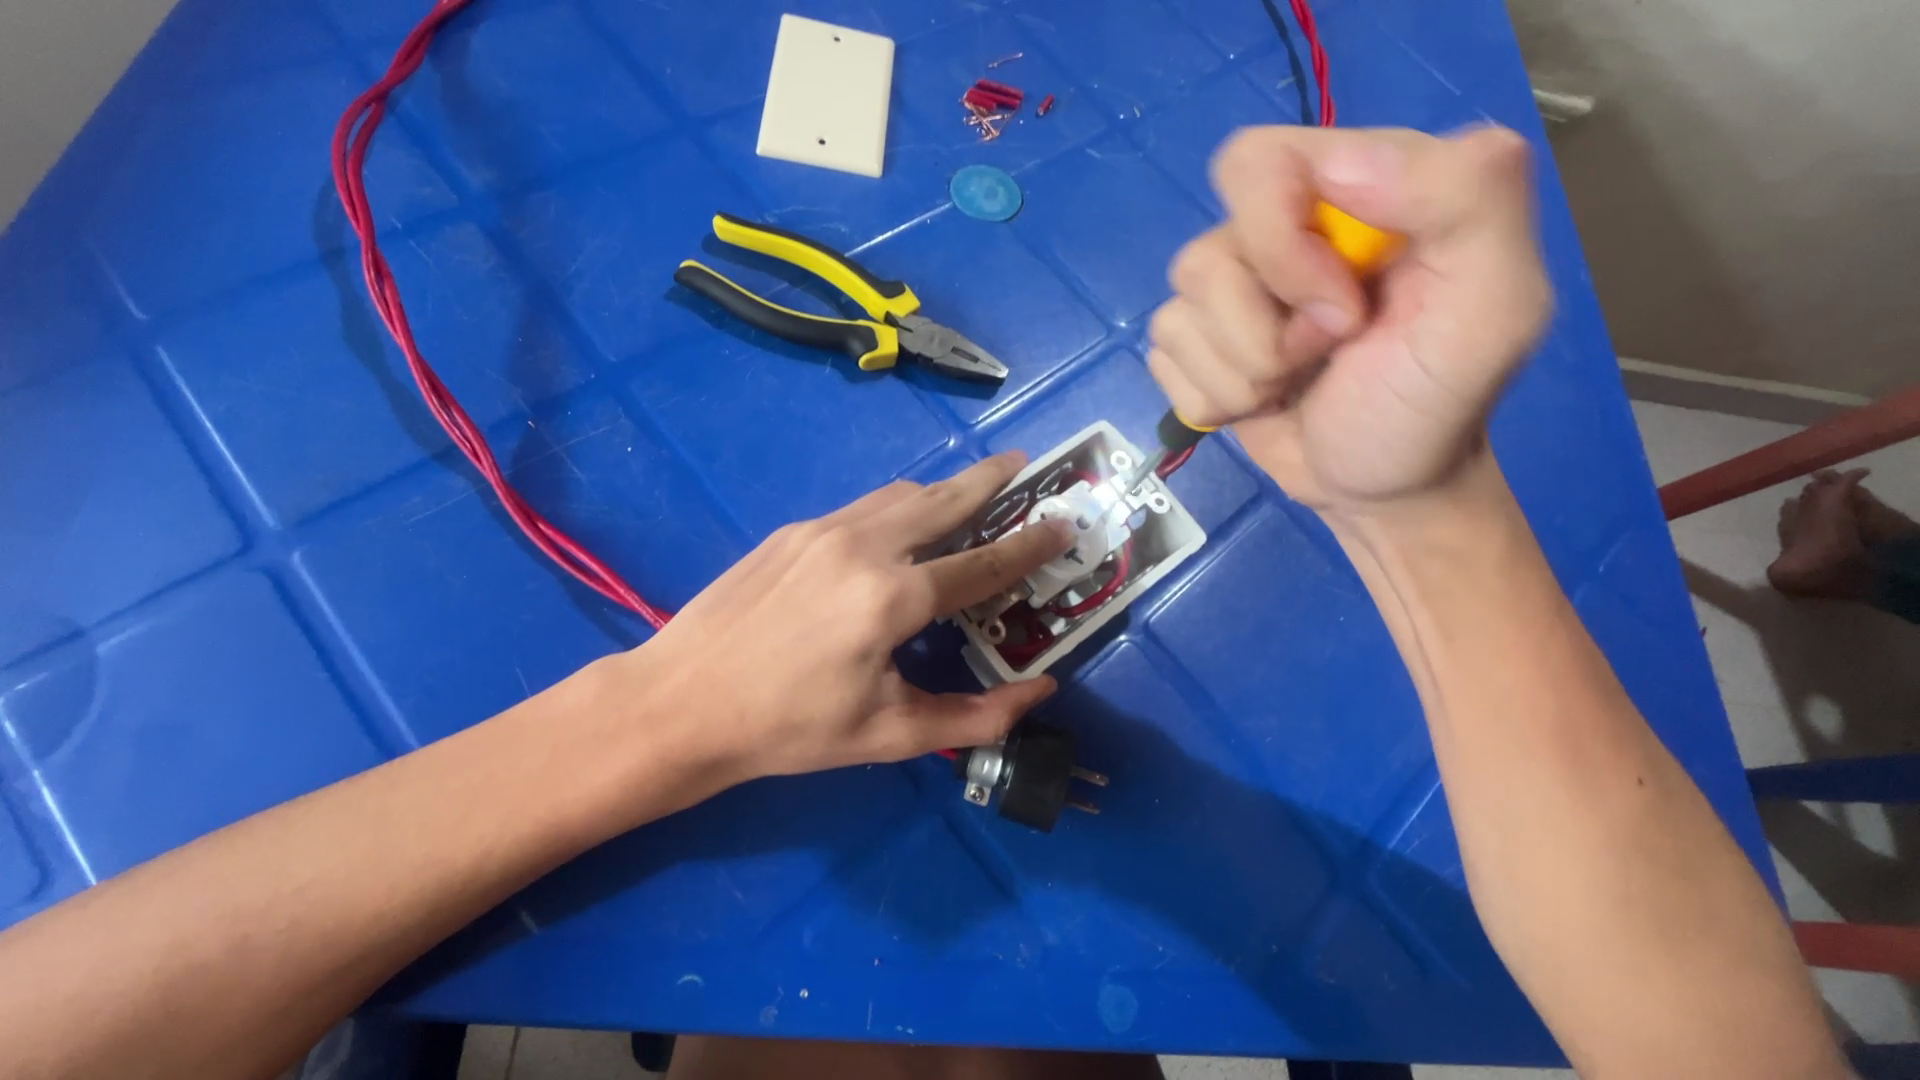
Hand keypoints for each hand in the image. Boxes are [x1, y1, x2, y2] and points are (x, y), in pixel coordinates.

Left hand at [622, 453, 1071, 784]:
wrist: (682, 704)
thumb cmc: (789, 730)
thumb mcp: (890, 734)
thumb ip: (976, 715)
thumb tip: (1041, 689)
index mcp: (892, 598)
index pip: (983, 563)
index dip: (1031, 544)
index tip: (1064, 522)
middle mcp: (863, 547)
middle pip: (945, 499)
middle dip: (991, 479)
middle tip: (1025, 463)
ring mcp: (822, 530)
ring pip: (901, 495)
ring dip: (943, 492)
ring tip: (970, 496)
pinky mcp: (791, 530)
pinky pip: (862, 508)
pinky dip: (897, 510)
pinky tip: (897, 534)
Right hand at [1147, 125, 1552, 517]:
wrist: (1385, 487)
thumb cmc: (1435, 401)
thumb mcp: (1498, 303)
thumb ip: (1471, 197)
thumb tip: (1343, 160)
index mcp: (1350, 192)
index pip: (1254, 166)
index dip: (1278, 244)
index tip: (1341, 311)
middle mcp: (1279, 231)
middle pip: (1201, 256)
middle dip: (1257, 329)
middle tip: (1324, 351)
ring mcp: (1229, 292)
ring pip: (1178, 316)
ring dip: (1245, 373)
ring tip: (1297, 384)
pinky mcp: (1195, 345)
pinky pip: (1164, 358)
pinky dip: (1214, 397)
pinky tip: (1261, 402)